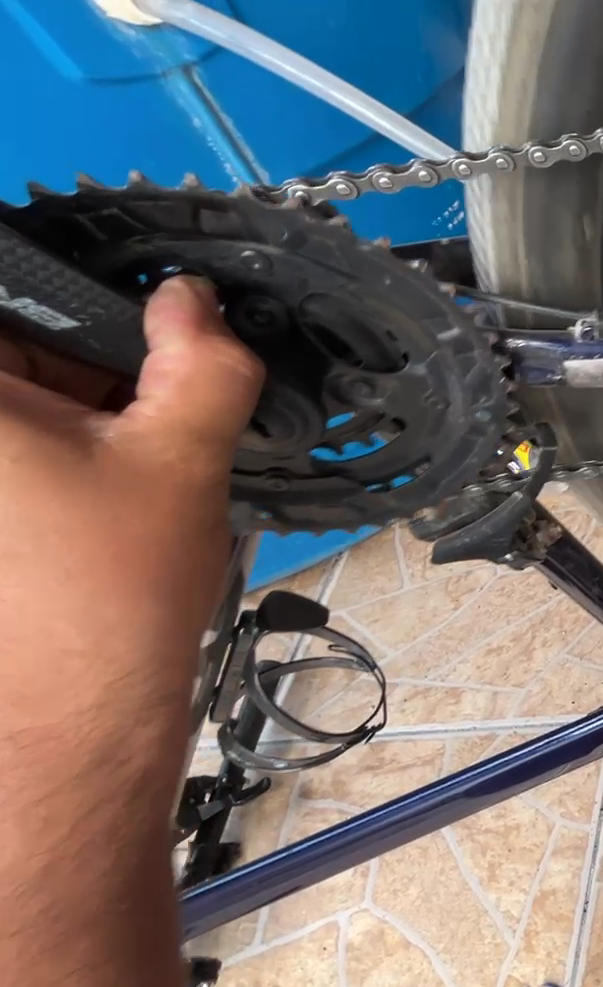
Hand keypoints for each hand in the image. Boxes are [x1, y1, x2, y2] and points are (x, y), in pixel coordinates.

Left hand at [0, 276, 262, 734]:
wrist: (74, 696)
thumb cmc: (113, 577)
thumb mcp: (180, 458)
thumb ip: (199, 367)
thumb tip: (196, 299)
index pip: (12, 291)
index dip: (87, 298)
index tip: (159, 324)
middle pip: (14, 340)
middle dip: (90, 356)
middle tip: (162, 399)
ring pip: (25, 388)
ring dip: (86, 398)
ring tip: (143, 447)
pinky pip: (26, 435)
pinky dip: (67, 435)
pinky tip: (113, 472)